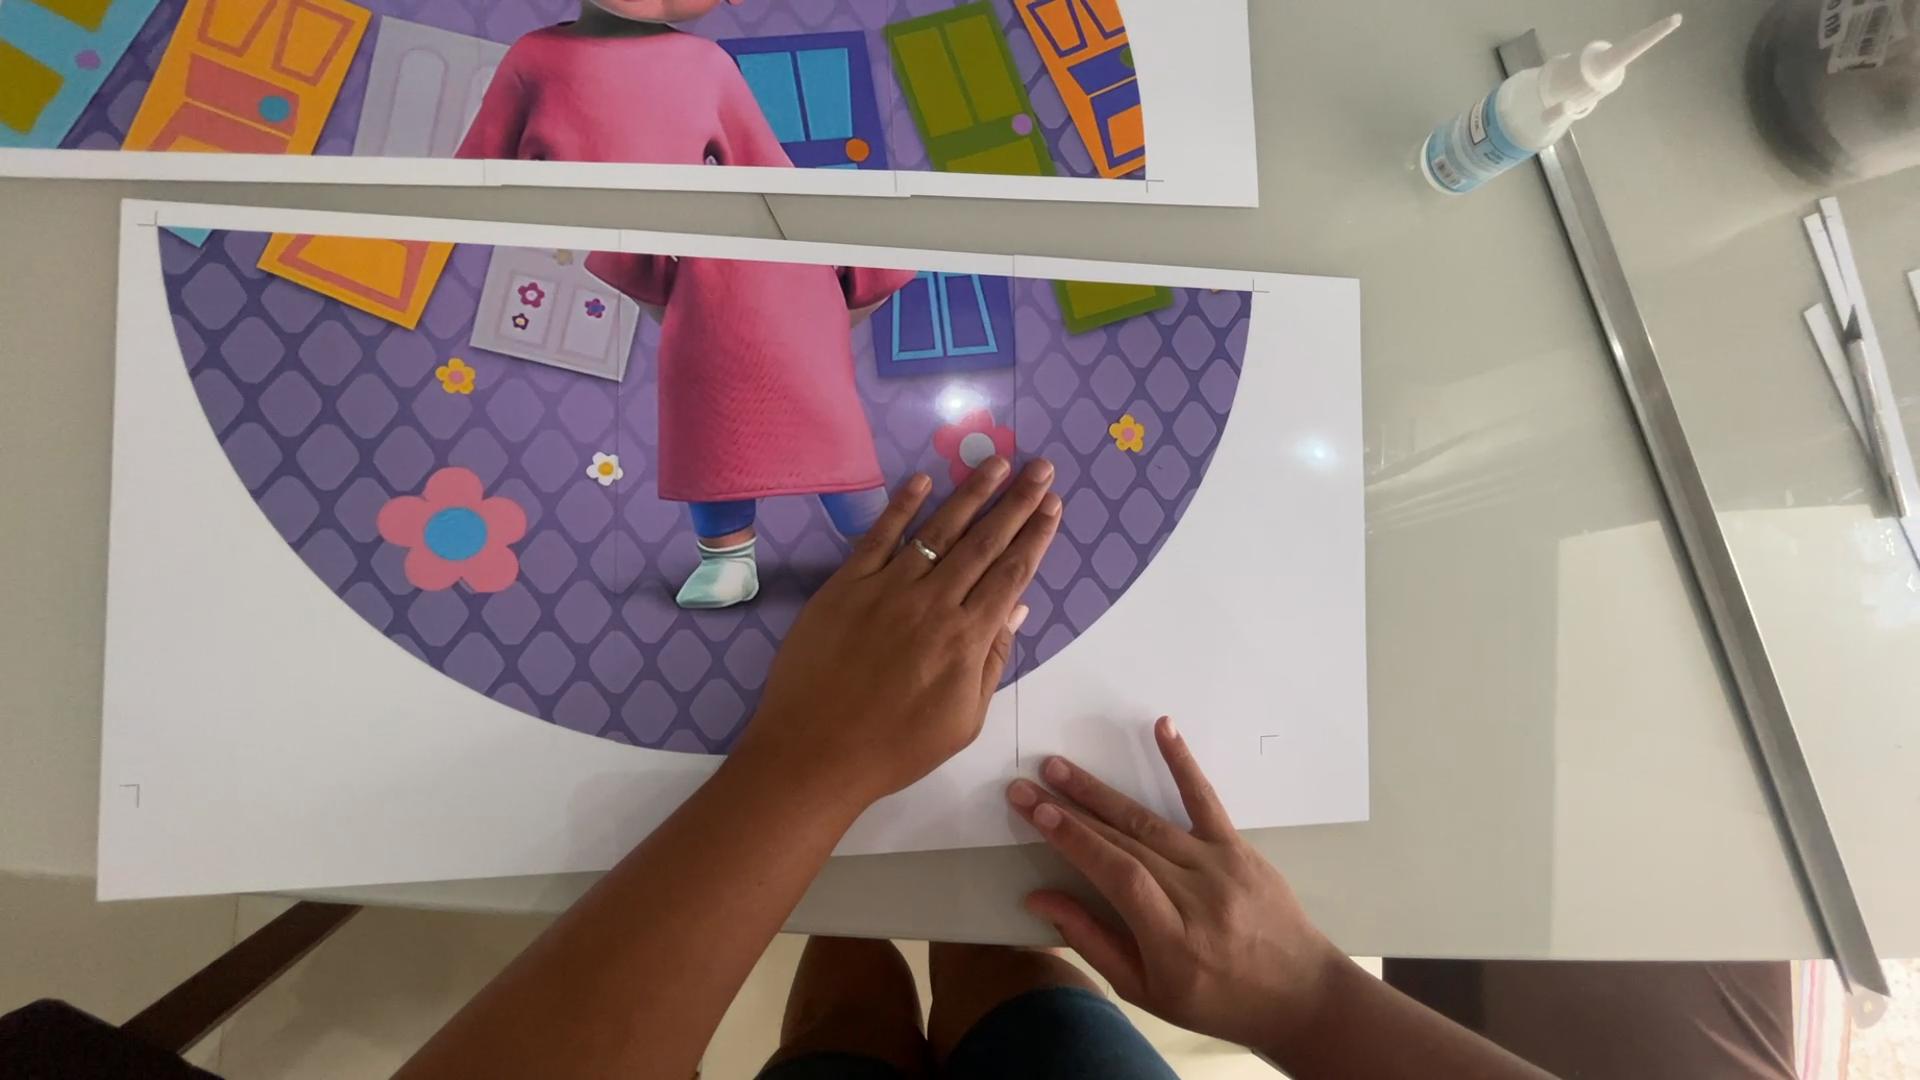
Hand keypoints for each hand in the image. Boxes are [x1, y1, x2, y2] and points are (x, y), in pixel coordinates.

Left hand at [732, 458, 1060, 808]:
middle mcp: (933, 603)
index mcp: (966, 638)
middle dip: (1016, 502)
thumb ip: (991, 660)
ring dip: (971, 493)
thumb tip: (1018, 607)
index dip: (1035, 537)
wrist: (815, 752)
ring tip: (996, 463)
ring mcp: (887, 588)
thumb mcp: (963, 719)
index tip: (1052, 506)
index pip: (1011, 574)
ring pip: (938, 530)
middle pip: (984, 542)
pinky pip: (879, 536)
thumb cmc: (895, 746)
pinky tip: (923, 479)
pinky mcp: (846, 584)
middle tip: (1040, 468)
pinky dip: (902, 506)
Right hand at [1006, 718, 1344, 1053]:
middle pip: (1124, 842)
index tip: (1035, 811)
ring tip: (1059, 766)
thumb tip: (1038, 898)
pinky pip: (1205, 799)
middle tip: (1027, 783)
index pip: (1117, 876)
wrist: (1302, 994)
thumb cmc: (1216, 1000)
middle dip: (1069, 810)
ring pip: (1148, 819)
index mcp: (1174, 940)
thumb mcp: (1148, 991)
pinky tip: (1162, 727)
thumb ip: (1092, 941)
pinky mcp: (1237, 846)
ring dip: (1099, 790)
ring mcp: (1220, 865)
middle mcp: (1198, 896)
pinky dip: (1182, 761)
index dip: (1075, 840)